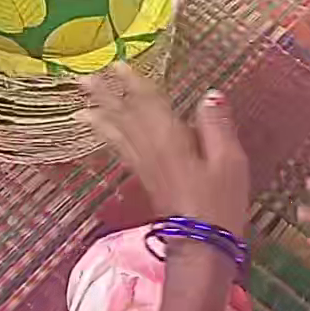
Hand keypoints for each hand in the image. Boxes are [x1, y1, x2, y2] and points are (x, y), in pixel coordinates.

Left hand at [78, 65, 249, 234]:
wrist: (202, 244)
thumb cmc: (220, 201)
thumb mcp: (229, 160)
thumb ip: (217, 125)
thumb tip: (210, 94)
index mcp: (170, 139)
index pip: (149, 104)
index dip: (133, 84)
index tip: (117, 65)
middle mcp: (150, 149)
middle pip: (125, 117)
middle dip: (105, 97)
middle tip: (83, 79)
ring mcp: (144, 165)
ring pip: (118, 134)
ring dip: (100, 118)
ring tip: (80, 107)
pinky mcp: (144, 179)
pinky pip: (121, 151)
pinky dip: (109, 139)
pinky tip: (103, 135)